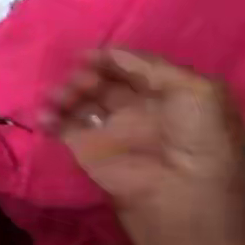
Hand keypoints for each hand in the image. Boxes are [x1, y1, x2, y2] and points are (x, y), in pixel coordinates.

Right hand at [41, 48, 244, 232]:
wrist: (181, 191)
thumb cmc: (198, 137)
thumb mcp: (197, 90)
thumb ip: (153, 67)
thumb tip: (110, 53)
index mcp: (165, 94)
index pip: (130, 68)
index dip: (110, 59)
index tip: (89, 54)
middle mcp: (135, 109)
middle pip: (101, 82)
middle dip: (86, 74)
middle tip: (80, 78)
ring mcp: (107, 129)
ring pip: (78, 101)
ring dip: (65, 92)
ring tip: (62, 95)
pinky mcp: (83, 149)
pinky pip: (60, 126)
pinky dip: (49, 117)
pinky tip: (46, 114)